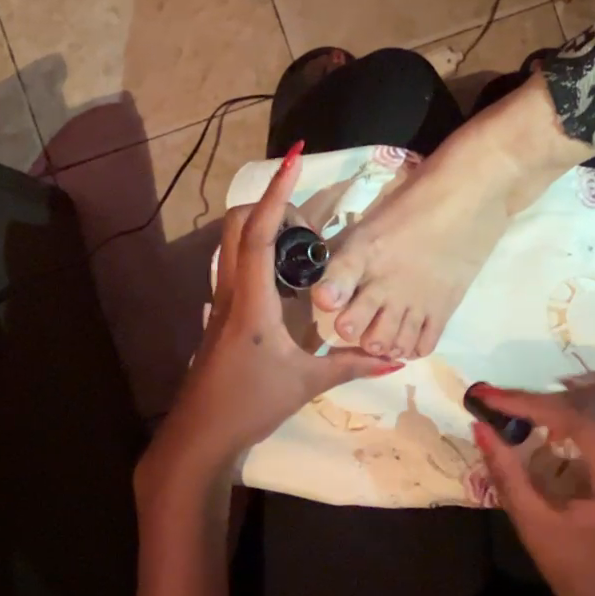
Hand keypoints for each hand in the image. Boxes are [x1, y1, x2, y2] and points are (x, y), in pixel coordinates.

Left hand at [138, 144, 402, 499]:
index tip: (294, 160)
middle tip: (306, 210)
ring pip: (233, 246)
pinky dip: (258, 253)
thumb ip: (350, 365)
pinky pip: (236, 268)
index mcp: (252, 301)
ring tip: (301, 237)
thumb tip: (394, 357)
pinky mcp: (220, 316)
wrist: (200, 435)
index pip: (261, 234)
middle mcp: (231, 292)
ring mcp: (220, 303)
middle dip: (268, 203)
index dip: (278, 194)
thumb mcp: (306, 383)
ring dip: (262, 226)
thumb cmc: (250, 404)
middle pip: (238, 227)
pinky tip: (285, 276)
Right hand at [470, 374, 594, 595]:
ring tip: (539, 412)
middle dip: (548, 396)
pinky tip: (561, 427)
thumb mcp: (533, 526)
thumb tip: (480, 425)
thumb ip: (507, 472)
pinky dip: (590, 406)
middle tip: (508, 407)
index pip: (581, 418)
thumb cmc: (578, 571)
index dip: (531, 401)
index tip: (489, 398)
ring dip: (576, 393)